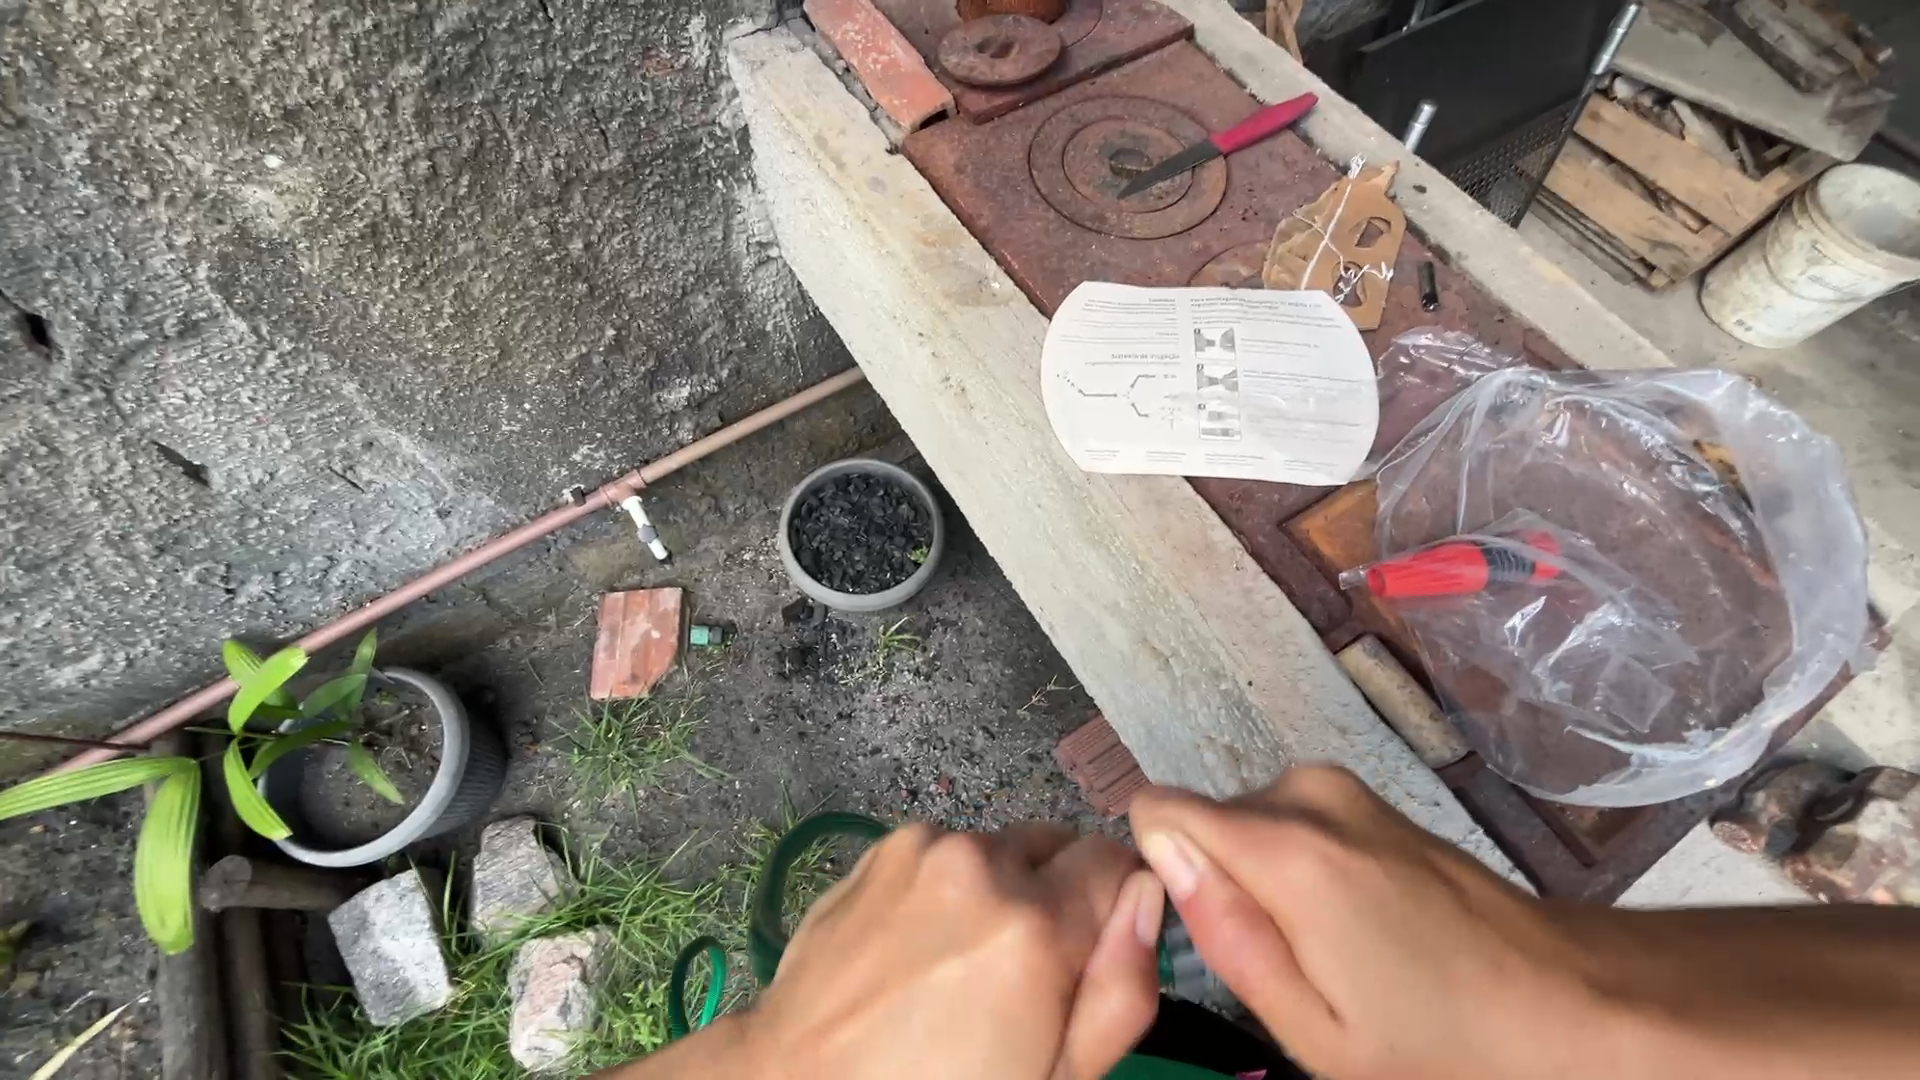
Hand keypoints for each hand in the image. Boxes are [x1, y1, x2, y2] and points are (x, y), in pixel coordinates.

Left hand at [742, 822, 1164, 1079]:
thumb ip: (1121, 991)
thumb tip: (1148, 896)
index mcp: (1031, 926)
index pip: (1117, 861)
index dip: (1116, 905)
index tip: (1090, 949)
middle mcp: (980, 862)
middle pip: (1059, 846)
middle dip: (1058, 894)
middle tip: (1021, 968)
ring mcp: (925, 845)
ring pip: (1003, 848)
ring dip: (1003, 887)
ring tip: (961, 958)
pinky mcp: (886, 843)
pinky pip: (951, 847)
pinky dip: (955, 880)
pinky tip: (921, 937)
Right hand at [1129, 766, 1622, 1079]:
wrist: (1565, 997)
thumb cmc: (1436, 1038)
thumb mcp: (1313, 1027)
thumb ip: (1223, 933)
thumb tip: (1160, 852)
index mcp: (1283, 847)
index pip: (1157, 809)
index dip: (1165, 867)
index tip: (1213, 923)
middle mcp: (1300, 790)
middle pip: (1202, 821)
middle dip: (1219, 878)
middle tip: (1287, 952)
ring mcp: (1333, 781)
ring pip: (1241, 820)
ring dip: (1258, 872)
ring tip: (1325, 936)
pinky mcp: (1355, 786)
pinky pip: (1280, 816)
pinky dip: (1291, 856)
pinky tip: (1349, 908)